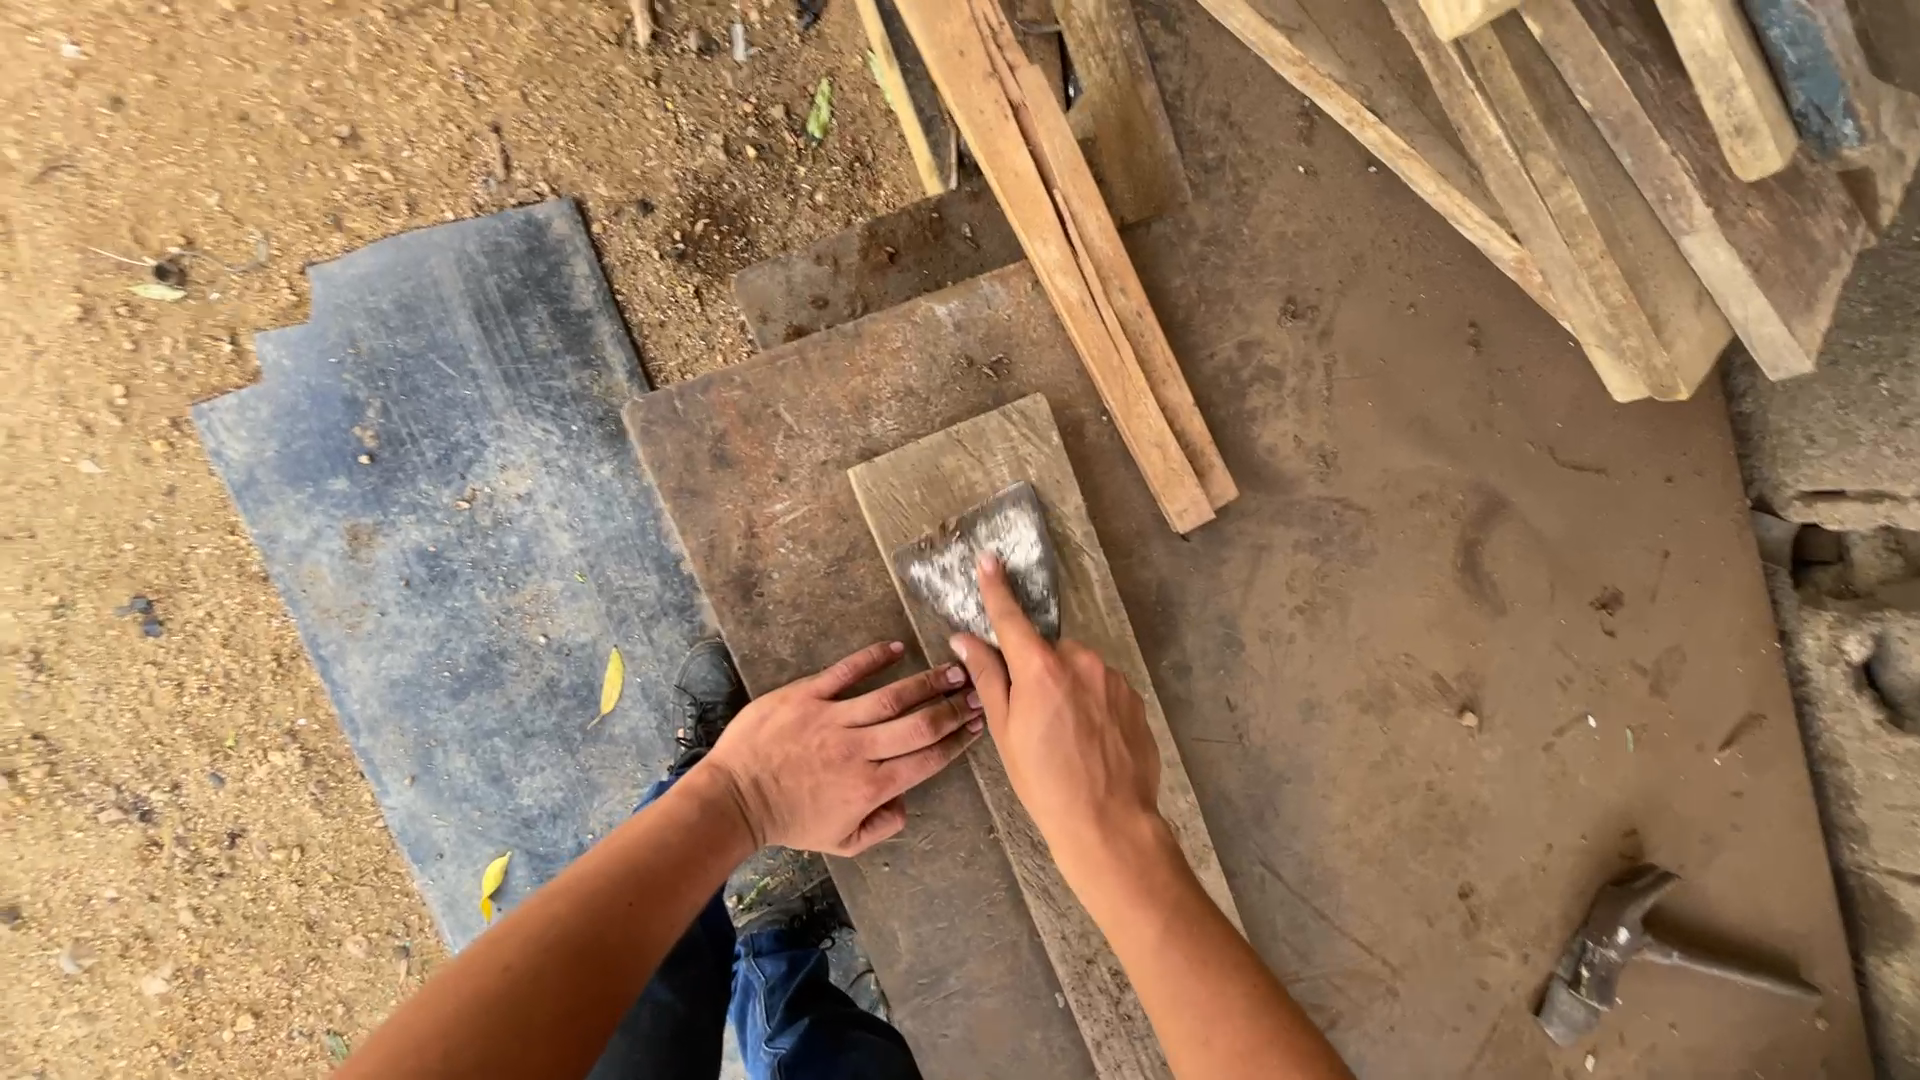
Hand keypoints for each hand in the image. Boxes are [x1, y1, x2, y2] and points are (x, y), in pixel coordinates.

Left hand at [700, 642, 983, 855]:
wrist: (733, 800)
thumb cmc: (788, 821)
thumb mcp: (841, 841)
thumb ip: (881, 826)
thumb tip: (905, 802)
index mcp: (870, 786)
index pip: (927, 758)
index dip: (956, 741)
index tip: (976, 725)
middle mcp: (859, 750)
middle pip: (919, 724)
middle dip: (953, 708)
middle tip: (977, 692)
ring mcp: (833, 719)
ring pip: (892, 696)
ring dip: (927, 681)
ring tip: (954, 669)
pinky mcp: (807, 696)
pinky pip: (846, 671)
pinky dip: (874, 657)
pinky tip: (897, 647)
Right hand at [951, 553, 1163, 876]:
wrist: (1108, 822)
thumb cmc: (1045, 782)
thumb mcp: (1005, 731)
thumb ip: (987, 676)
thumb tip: (965, 639)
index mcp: (1041, 668)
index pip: (1011, 617)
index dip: (996, 588)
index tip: (989, 560)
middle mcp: (1080, 661)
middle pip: (1047, 650)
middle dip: (1037, 669)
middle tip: (1033, 714)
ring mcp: (1112, 677)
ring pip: (1077, 668)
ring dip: (1066, 686)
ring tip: (1065, 734)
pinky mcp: (1133, 696)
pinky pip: (1102, 686)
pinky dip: (1090, 701)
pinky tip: (1089, 738)